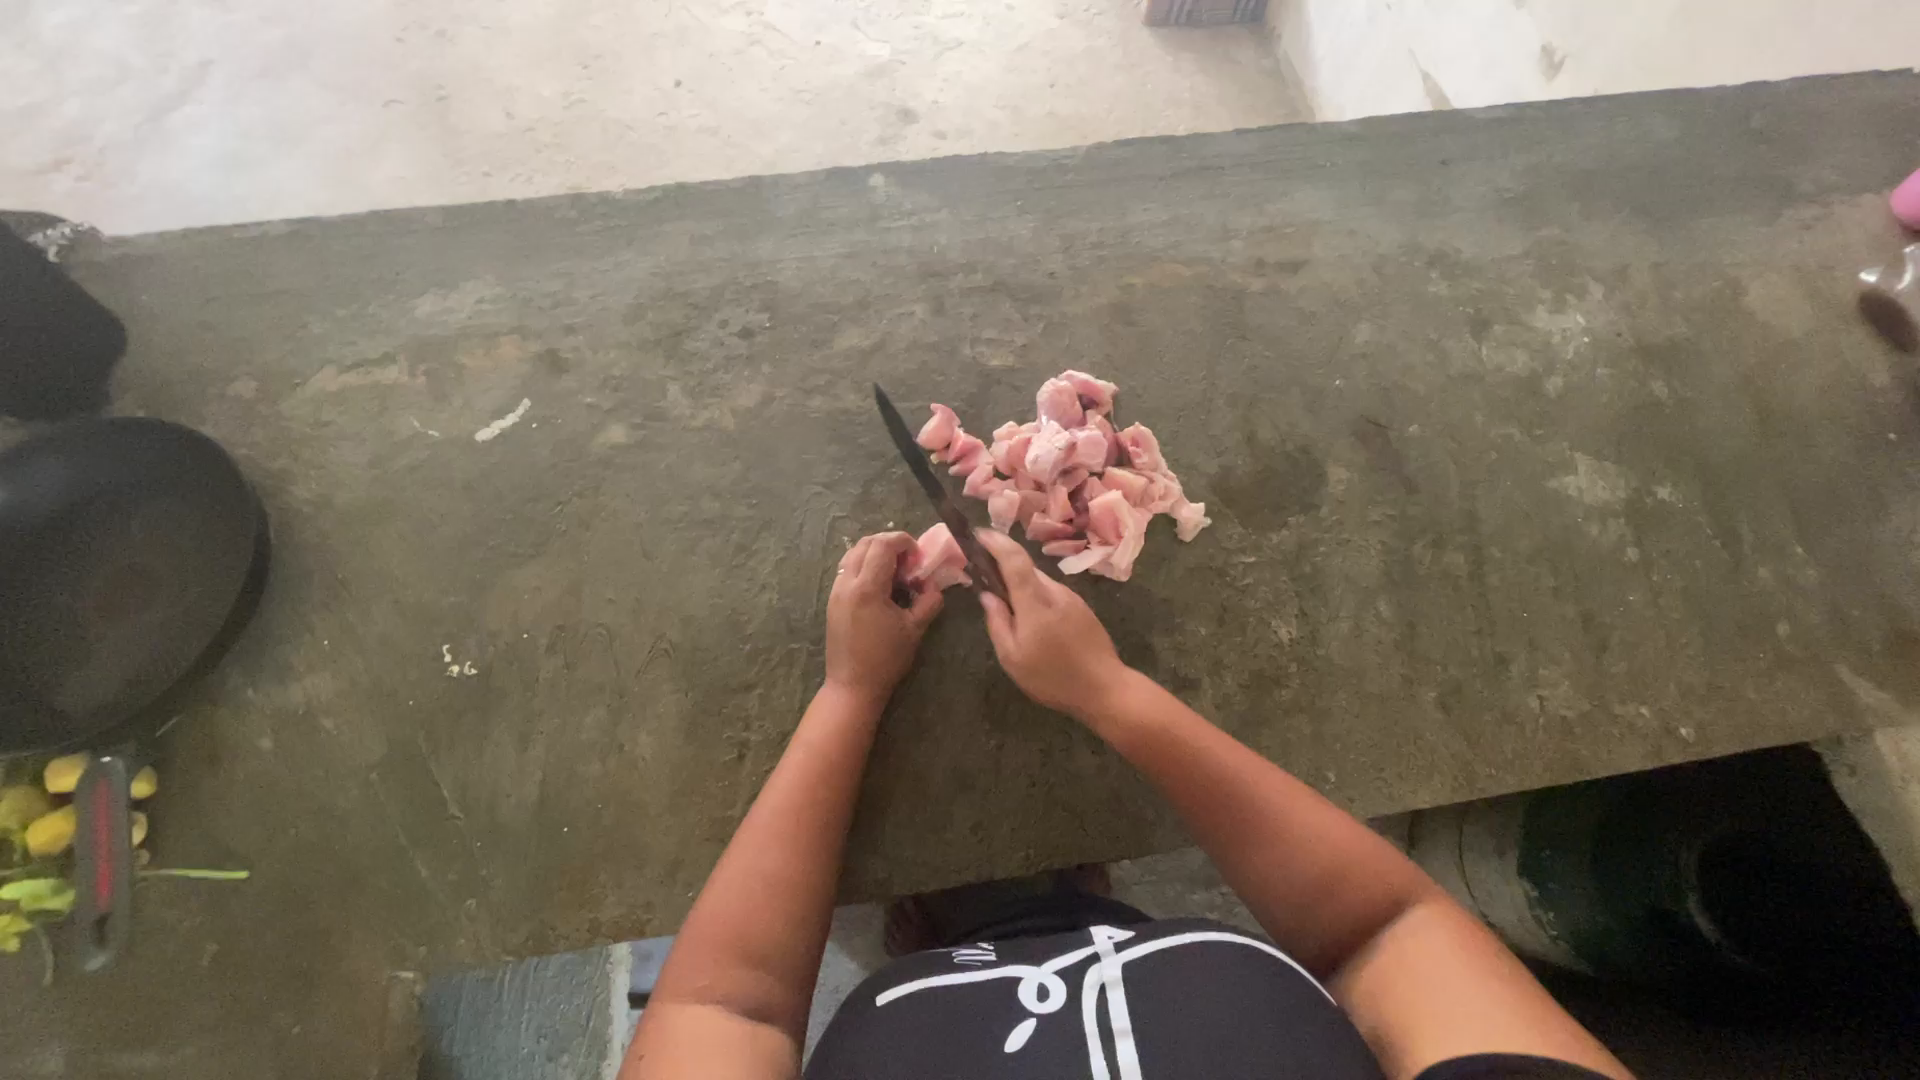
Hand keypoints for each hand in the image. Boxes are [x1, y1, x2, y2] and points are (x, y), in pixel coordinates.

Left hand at [825, 532, 944, 701]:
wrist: (852, 685)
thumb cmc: (886, 659)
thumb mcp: (915, 629)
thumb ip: (929, 601)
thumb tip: (934, 584)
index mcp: (867, 588)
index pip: (883, 546)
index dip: (903, 542)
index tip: (919, 556)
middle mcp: (846, 583)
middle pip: (865, 543)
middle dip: (889, 544)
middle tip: (909, 561)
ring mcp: (836, 591)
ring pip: (852, 553)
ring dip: (875, 553)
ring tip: (895, 571)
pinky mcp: (832, 600)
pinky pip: (846, 569)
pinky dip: (864, 565)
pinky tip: (880, 584)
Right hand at [975, 530, 1129, 719]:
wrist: (1105, 689)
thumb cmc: (1053, 678)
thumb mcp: (1012, 658)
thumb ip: (997, 622)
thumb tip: (987, 595)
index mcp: (1035, 602)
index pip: (1014, 559)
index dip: (995, 542)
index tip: (978, 534)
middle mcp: (1055, 592)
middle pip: (1026, 569)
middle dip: (1003, 568)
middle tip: (984, 579)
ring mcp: (1072, 599)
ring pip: (1039, 582)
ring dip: (1021, 586)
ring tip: (1009, 608)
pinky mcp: (1082, 608)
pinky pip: (1052, 594)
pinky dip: (1037, 598)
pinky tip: (1035, 623)